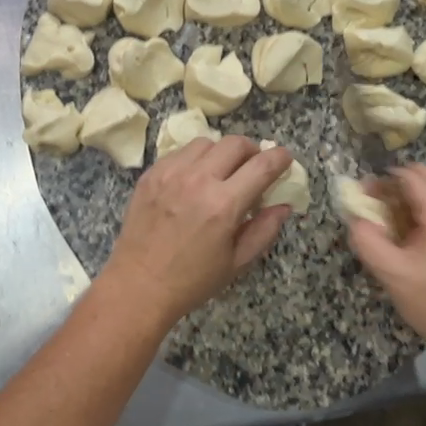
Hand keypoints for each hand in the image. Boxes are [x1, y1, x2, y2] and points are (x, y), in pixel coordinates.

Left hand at [99, 136, 292, 326]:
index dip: (279, 157)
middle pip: (234, 143)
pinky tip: (194, 178)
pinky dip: (194, 158)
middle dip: (251, 149)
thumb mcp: (237, 262)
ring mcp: (171, 172)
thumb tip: (283, 205)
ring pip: (205, 142)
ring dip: (220, 152)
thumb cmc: (193, 280)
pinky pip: (179, 152)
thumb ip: (264, 230)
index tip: (285, 156)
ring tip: (221, 171)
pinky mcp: (151, 173)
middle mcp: (198, 180)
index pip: (261, 166)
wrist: (139, 283)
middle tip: (253, 164)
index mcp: (223, 204)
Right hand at [349, 164, 425, 345]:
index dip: (383, 181)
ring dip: (412, 195)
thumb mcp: (390, 272)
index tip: (365, 197)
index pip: (410, 176)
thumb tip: (355, 214)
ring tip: (395, 220)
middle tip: (379, 204)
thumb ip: (365, 237)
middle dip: (398, 183)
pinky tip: (415, 233)